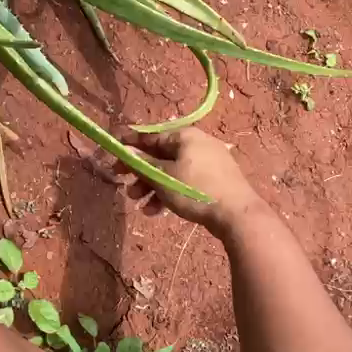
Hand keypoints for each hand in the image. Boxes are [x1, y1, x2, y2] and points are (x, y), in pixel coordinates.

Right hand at [124, 127, 268, 236]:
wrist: (238, 215)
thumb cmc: (196, 189)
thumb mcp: (163, 176)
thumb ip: (142, 163)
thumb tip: (125, 150)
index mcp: (185, 136)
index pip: (150, 136)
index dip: (129, 143)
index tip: (112, 150)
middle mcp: (197, 144)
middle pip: (159, 154)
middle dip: (139, 171)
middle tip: (121, 181)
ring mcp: (208, 163)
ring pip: (171, 170)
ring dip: (151, 186)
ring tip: (137, 202)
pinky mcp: (214, 180)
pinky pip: (184, 181)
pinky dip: (169, 192)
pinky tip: (155, 211)